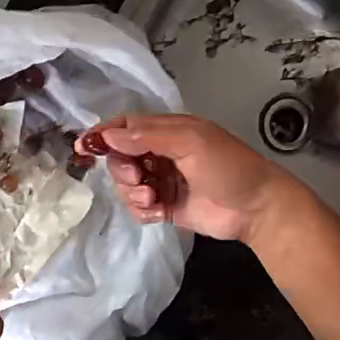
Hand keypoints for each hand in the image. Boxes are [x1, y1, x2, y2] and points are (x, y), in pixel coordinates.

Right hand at [81, 113, 306, 244]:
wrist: (255, 208)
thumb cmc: (228, 167)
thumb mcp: (191, 141)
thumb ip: (148, 136)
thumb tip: (109, 136)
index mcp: (168, 131)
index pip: (126, 127)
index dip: (104, 135)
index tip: (85, 147)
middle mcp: (161, 154)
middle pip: (120, 157)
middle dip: (122, 169)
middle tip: (139, 179)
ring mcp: (162, 181)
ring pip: (125, 185)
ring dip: (132, 192)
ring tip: (153, 198)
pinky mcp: (165, 208)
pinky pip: (137, 207)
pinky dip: (141, 210)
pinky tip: (158, 212)